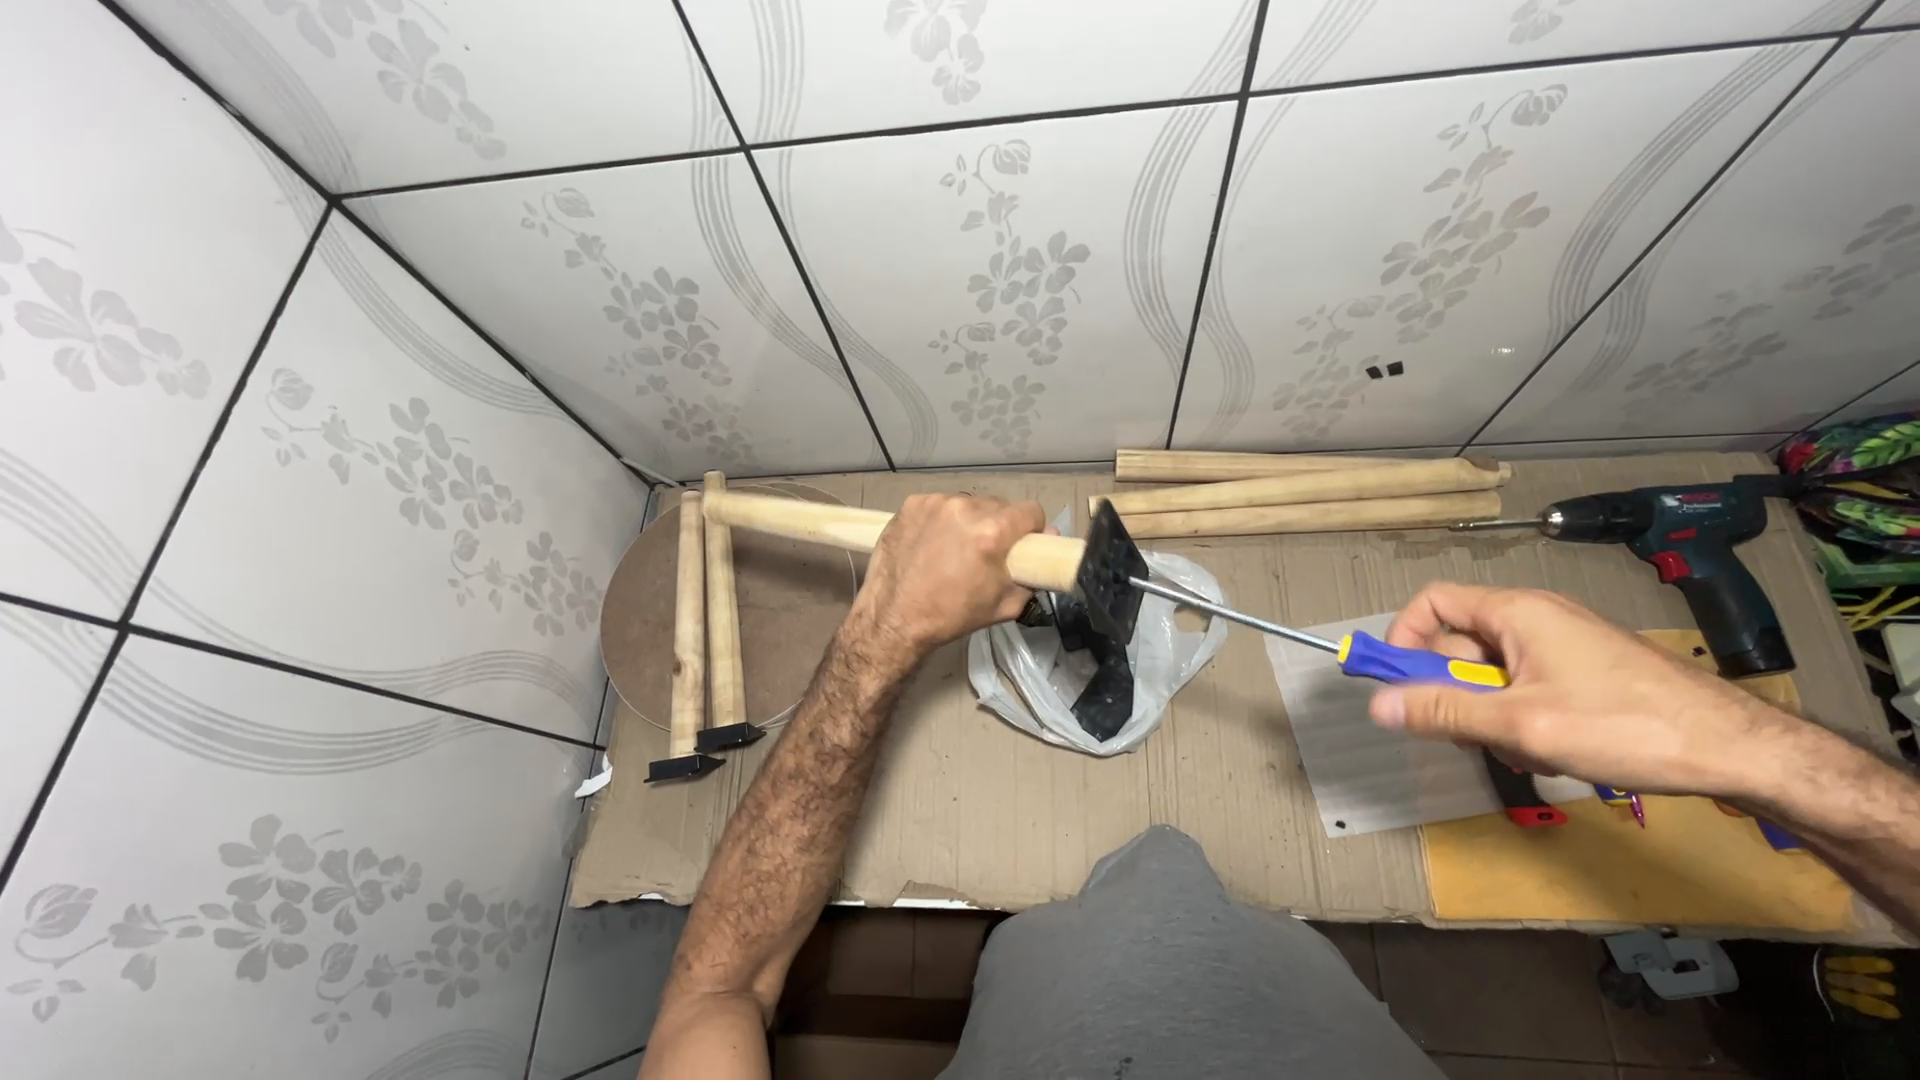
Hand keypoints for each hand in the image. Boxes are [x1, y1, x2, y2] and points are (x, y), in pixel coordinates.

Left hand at [846, 494, 1046, 662]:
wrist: (894, 618)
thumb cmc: (952, 616)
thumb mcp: (1005, 605)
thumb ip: (1032, 573)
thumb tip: (1047, 542)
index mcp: (992, 533)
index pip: (1031, 511)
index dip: (1032, 528)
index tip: (1023, 543)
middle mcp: (965, 509)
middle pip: (999, 506)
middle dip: (999, 526)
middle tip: (985, 552)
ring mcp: (935, 503)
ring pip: (968, 504)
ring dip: (969, 521)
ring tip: (954, 548)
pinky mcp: (912, 504)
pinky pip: (940, 505)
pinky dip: (942, 520)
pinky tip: (932, 542)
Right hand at [1367, 583, 1802, 795]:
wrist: (1740, 751)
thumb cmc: (1626, 727)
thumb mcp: (1520, 724)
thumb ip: (1442, 712)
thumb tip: (1376, 704)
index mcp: (1515, 612)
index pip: (1431, 602)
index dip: (1404, 638)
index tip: (1400, 683)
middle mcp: (1535, 617)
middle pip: (1459, 642)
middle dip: (1454, 690)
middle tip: (1470, 733)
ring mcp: (1562, 644)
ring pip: (1492, 672)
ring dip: (1490, 713)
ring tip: (1524, 748)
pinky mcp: (1584, 670)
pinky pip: (1525, 685)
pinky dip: (1522, 717)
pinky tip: (1551, 750)